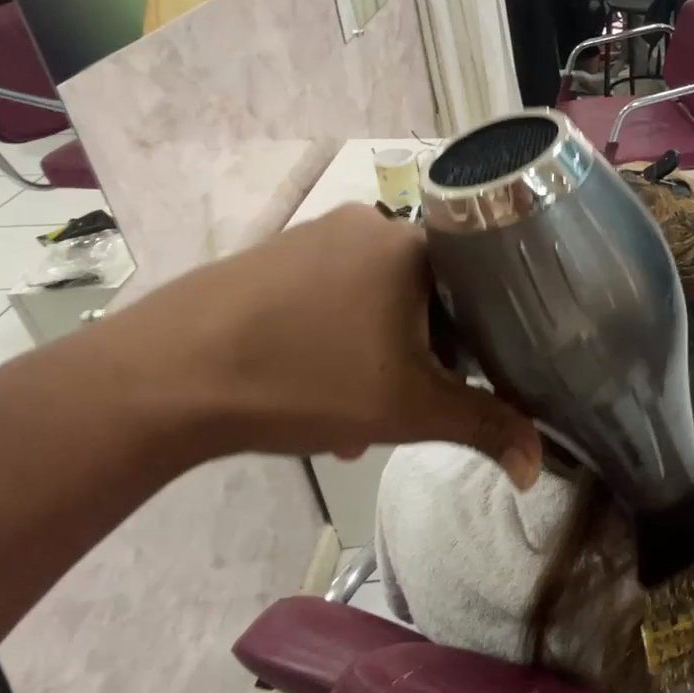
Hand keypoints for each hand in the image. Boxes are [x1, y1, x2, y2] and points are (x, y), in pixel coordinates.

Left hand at [91, 204, 541, 484]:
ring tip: (351, 419)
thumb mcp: (409, 410)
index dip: (486, 333)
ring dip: (379, 355)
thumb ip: (484, 429)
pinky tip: (311, 392)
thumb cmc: (304, 381)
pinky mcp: (269, 255)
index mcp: (413, 243)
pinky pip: (331, 293)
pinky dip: (337, 339)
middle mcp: (368, 223)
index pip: (483, 279)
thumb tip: (539, 469)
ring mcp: (312, 235)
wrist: (155, 380)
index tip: (471, 377)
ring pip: (378, 298)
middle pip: (429, 293)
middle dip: (423, 357)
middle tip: (401, 408)